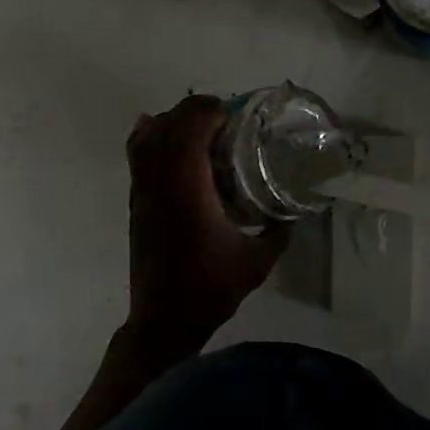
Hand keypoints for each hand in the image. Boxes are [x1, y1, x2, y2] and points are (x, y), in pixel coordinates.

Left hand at [125, 95, 289, 348]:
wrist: (165, 319)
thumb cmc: (212, 288)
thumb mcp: (257, 260)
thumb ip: (279, 230)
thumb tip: (294, 210)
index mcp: (188, 192)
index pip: (189, 132)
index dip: (208, 112)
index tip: (233, 113)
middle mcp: (159, 184)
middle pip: (167, 127)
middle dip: (193, 111)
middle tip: (225, 117)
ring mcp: (142, 193)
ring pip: (146, 138)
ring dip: (172, 121)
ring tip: (200, 125)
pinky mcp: (135, 203)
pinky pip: (135, 157)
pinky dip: (148, 137)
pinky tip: (163, 133)